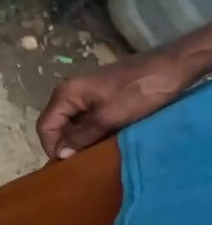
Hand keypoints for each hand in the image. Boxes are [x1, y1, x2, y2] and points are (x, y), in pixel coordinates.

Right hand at [36, 52, 196, 158]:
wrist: (179, 62)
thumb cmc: (140, 90)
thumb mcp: (110, 117)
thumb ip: (82, 136)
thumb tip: (62, 154)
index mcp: (64, 94)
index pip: (46, 125)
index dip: (51, 145)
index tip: (63, 162)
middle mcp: (70, 90)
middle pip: (59, 121)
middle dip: (67, 140)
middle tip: (79, 157)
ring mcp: (88, 89)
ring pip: (75, 118)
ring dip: (82, 133)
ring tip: (93, 147)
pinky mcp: (105, 89)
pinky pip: (90, 112)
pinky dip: (94, 125)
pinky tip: (106, 132)